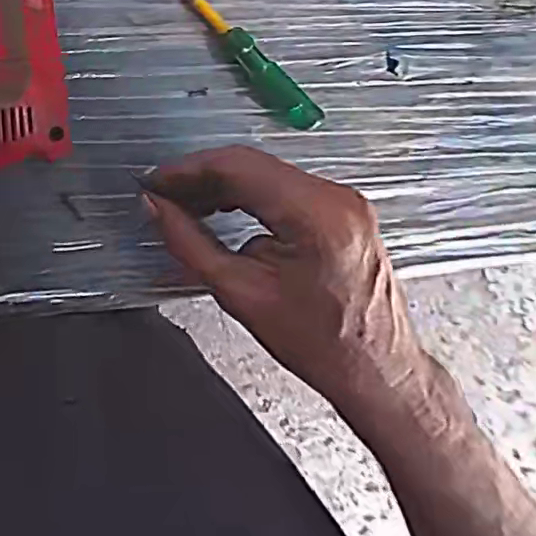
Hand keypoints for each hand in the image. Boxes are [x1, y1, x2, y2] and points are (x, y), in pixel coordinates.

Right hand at [144, 146, 430, 418]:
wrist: (378, 372)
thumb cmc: (322, 345)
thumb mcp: (240, 293)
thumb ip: (188, 243)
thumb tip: (156, 207)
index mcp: (316, 215)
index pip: (236, 167)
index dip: (187, 170)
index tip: (157, 180)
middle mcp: (335, 196)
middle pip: (249, 163)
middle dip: (199, 174)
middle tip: (163, 191)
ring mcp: (342, 198)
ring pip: (263, 170)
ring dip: (220, 181)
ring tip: (184, 201)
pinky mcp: (340, 206)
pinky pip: (281, 183)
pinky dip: (245, 190)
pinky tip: (219, 204)